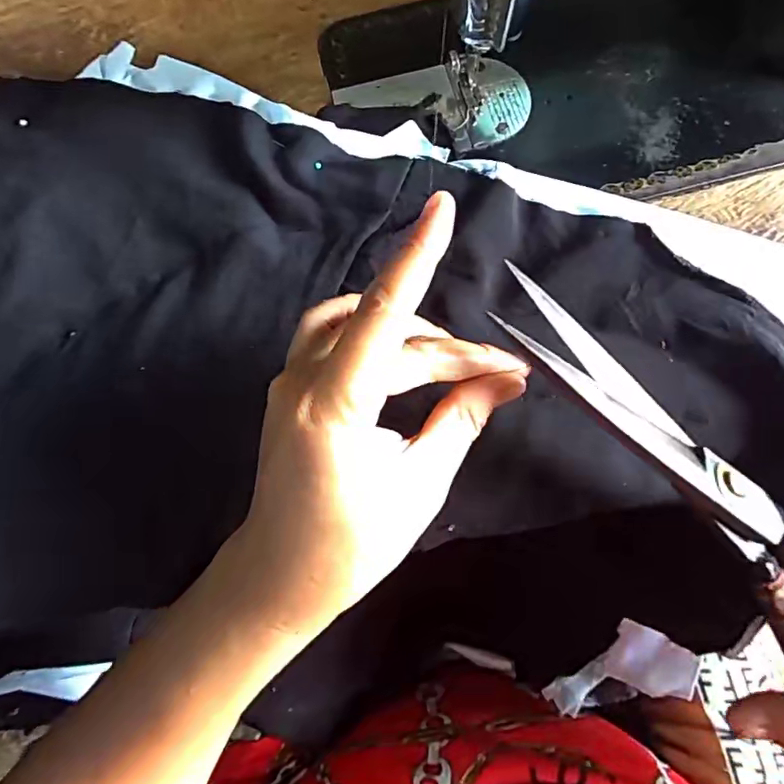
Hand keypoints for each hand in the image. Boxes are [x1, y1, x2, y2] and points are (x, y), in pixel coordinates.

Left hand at [219, 191, 529, 635]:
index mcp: (332, 404)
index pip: (382, 313)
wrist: (277, 575)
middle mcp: (302, 377)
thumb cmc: (350, 546)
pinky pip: (335, 339)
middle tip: (500, 374)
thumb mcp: (418, 485)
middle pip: (386, 332)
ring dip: (407, 334)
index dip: (414, 256)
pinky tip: (405, 361)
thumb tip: (506, 381)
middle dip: (448, 348)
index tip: (441, 208)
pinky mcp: (289, 385)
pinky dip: (375, 340)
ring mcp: (288, 378)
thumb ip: (459, 421)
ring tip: (455, 363)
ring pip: (354, 324)